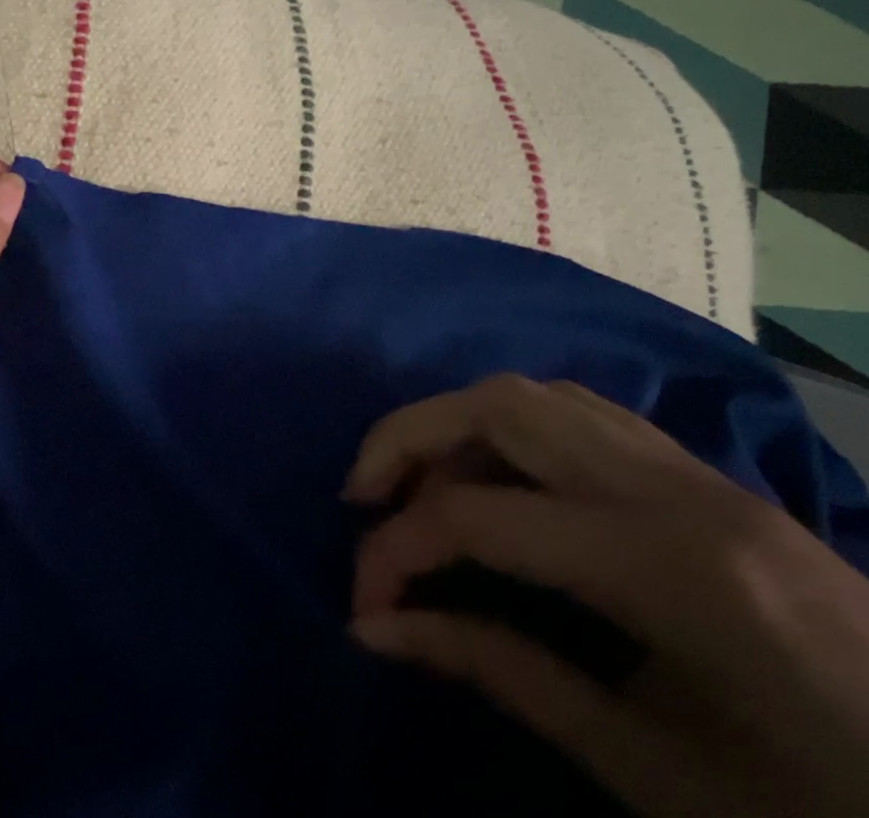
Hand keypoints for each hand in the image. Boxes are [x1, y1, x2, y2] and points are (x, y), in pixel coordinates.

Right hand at [343, 375, 868, 817]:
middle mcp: (685, 494)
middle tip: (365, 503)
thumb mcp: (643, 763)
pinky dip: (516, 434)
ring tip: (425, 494)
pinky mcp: (721, 488)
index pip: (473, 516)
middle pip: (501, 406)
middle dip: (403, 442)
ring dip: (459, 431)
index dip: (391, 557)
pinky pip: (590, 419)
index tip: (367, 612)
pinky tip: (503, 491)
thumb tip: (376, 627)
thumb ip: (497, 669)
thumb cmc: (810, 802)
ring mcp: (710, 479)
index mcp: (668, 567)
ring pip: (543, 397)